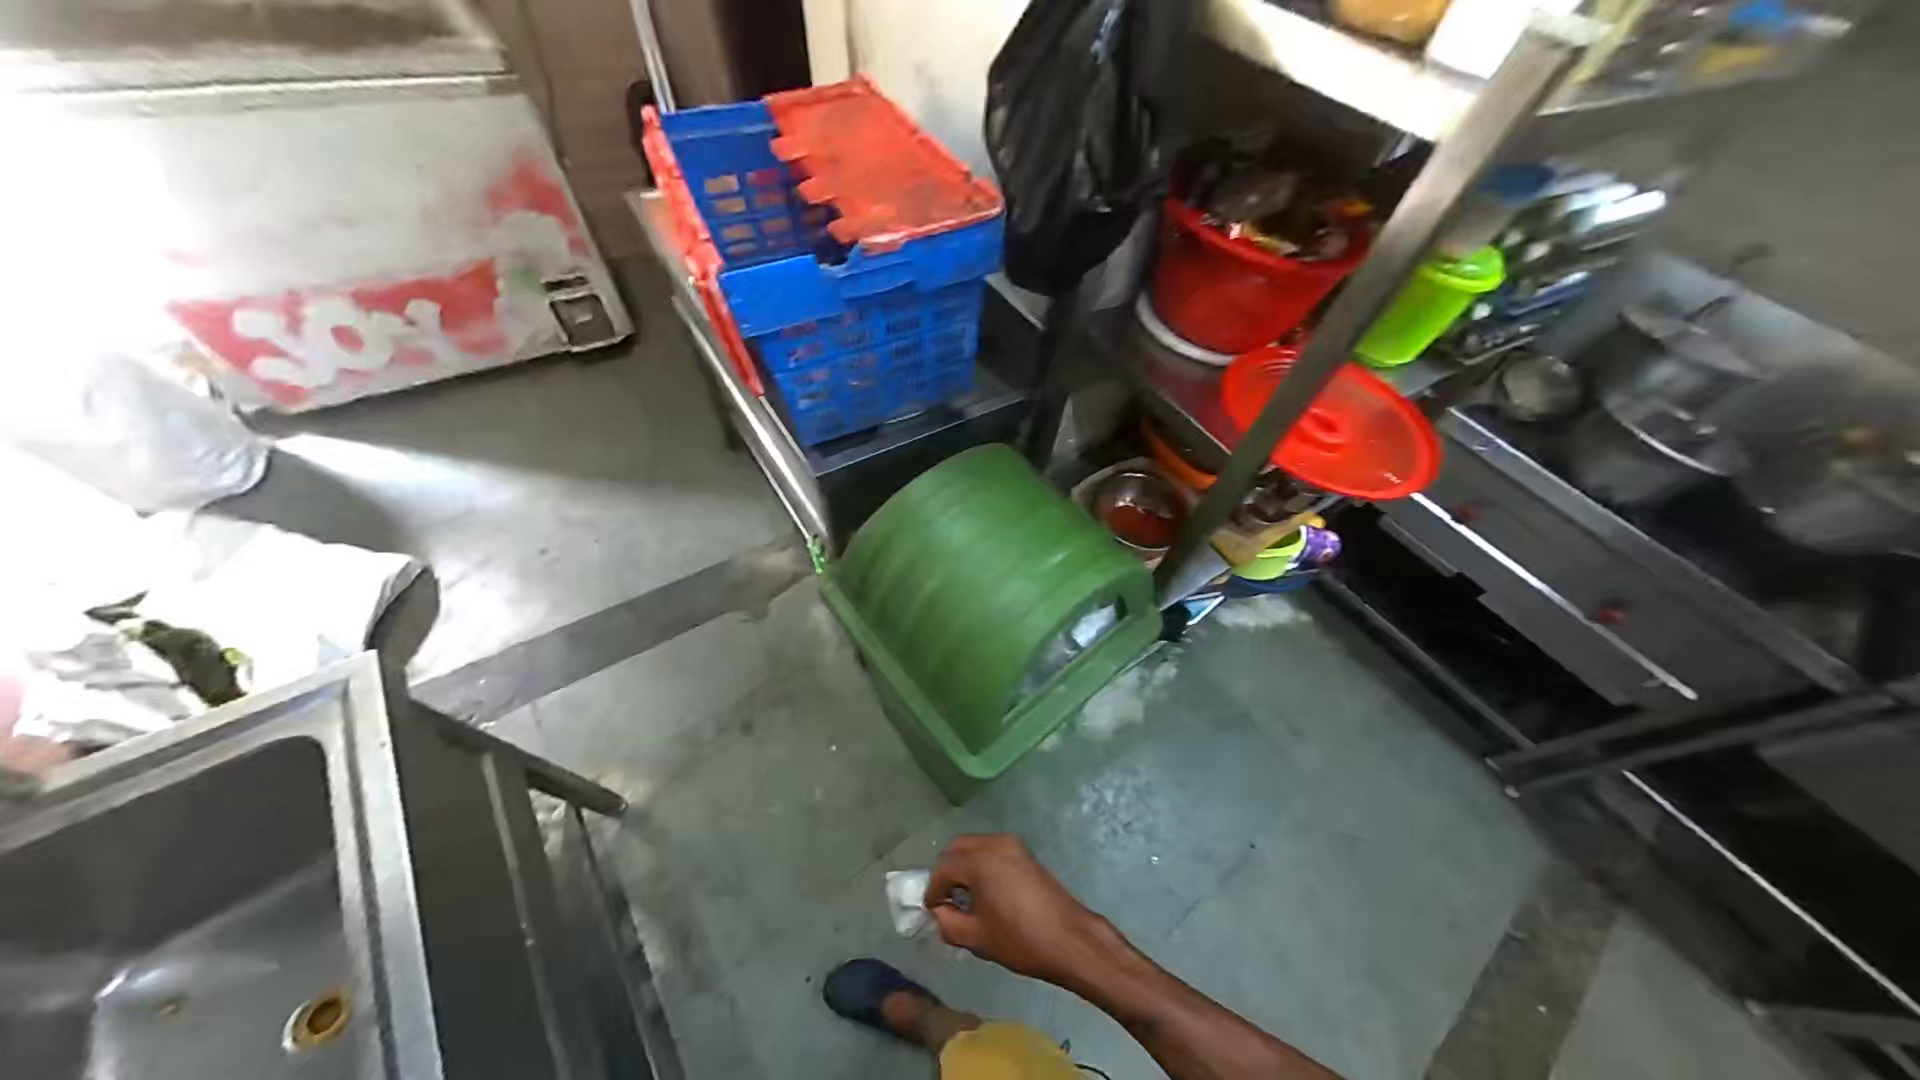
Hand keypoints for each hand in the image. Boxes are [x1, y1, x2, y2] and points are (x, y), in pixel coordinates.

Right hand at [925, 834, 1122, 989]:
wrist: (1069, 939)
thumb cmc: (1020, 940)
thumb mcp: (977, 938)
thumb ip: (949, 923)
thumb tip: (939, 913)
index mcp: (980, 862)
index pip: (943, 868)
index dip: (933, 890)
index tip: (932, 910)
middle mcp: (995, 844)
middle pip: (957, 848)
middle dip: (947, 871)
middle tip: (946, 899)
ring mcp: (1013, 845)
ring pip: (975, 845)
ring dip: (964, 865)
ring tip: (965, 896)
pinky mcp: (1025, 853)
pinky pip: (992, 849)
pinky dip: (981, 862)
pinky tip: (986, 890)